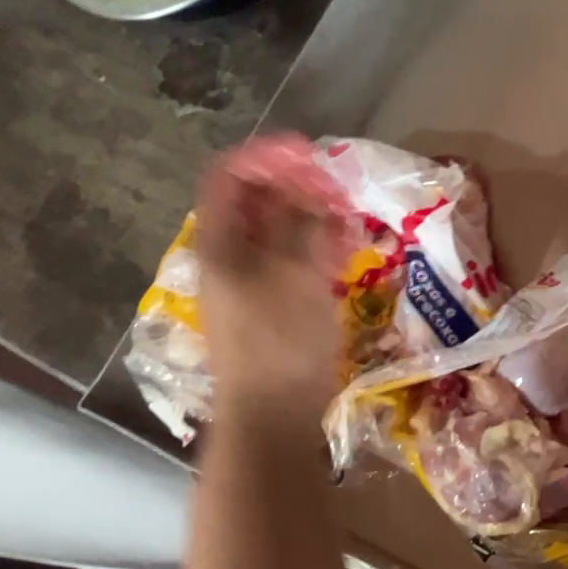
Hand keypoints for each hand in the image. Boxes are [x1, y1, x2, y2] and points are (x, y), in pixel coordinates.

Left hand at [196, 135, 349, 422]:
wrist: (272, 414)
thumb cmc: (282, 342)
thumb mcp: (297, 276)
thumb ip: (303, 226)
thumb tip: (309, 189)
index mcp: (221, 243)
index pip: (231, 178)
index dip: (267, 158)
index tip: (310, 154)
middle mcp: (228, 260)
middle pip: (255, 207)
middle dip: (294, 189)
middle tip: (337, 187)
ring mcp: (248, 289)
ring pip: (275, 239)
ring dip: (308, 222)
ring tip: (347, 218)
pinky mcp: (271, 315)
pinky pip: (289, 269)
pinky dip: (312, 254)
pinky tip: (340, 257)